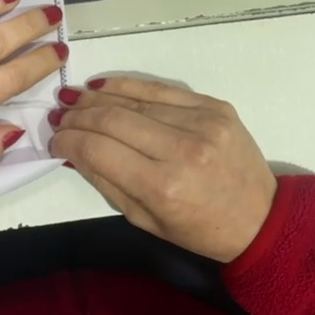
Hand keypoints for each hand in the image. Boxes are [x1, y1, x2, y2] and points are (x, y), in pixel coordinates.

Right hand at [48, 77, 276, 262]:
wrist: (261, 218)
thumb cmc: (198, 230)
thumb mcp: (144, 220)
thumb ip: (104, 181)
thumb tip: (70, 148)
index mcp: (163, 187)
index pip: (99, 149)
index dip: (69, 139)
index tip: (53, 138)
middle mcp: (183, 150)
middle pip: (113, 119)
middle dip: (78, 115)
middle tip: (58, 115)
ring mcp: (203, 123)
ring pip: (134, 100)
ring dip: (96, 97)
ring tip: (72, 97)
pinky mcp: (215, 106)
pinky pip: (162, 89)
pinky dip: (128, 85)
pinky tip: (102, 85)